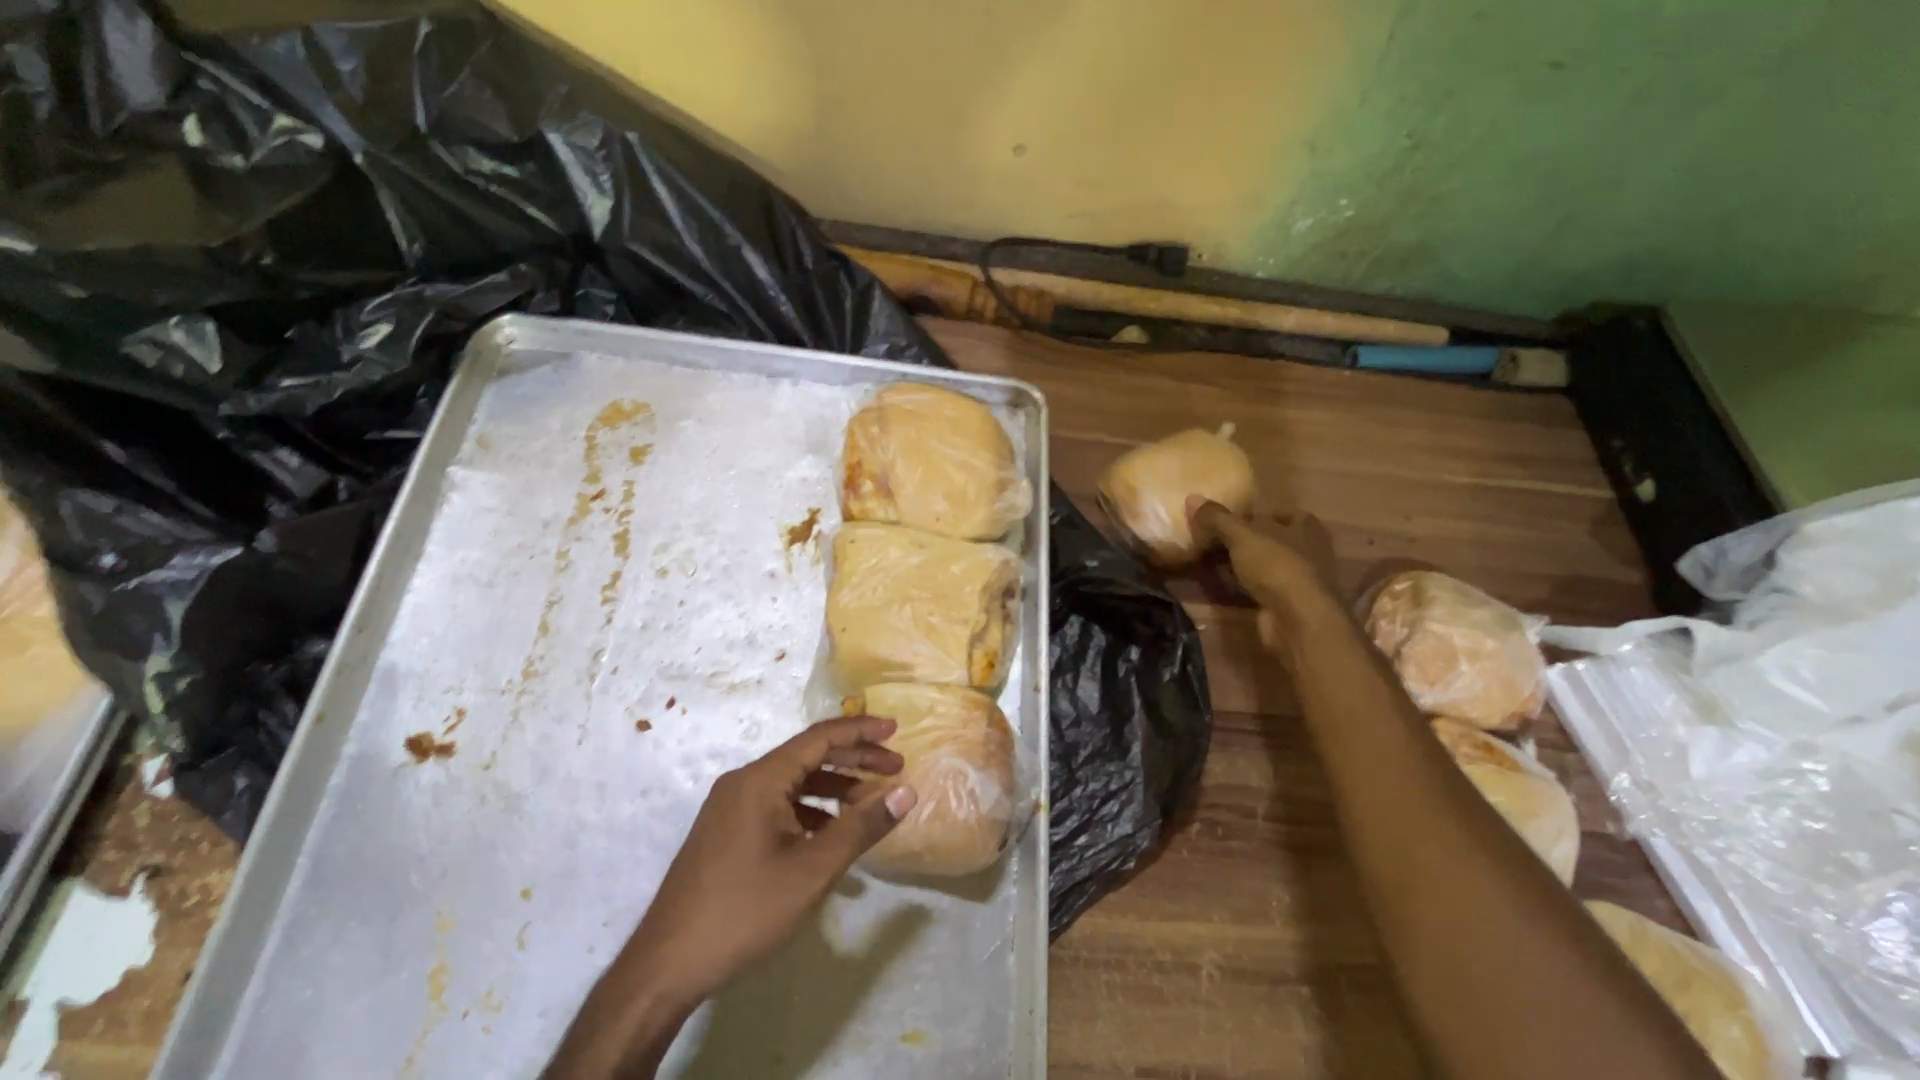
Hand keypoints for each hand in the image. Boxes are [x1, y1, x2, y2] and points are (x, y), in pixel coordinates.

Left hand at [545, 716, 916, 1079]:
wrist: (669, 963)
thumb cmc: (744, 910)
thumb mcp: (812, 870)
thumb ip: (861, 827)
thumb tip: (906, 793)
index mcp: (759, 780)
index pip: (819, 738)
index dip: (861, 732)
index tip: (897, 730)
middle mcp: (743, 784)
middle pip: (807, 757)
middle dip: (854, 760)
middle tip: (896, 769)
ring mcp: (731, 809)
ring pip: (793, 785)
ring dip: (835, 789)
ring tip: (872, 805)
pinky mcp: (728, 834)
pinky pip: (778, 808)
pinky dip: (812, 813)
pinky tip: (834, 839)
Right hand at [1187, 496, 1341, 650]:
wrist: (1298, 621)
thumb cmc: (1276, 565)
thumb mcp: (1241, 535)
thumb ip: (1217, 517)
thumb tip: (1191, 497)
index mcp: (1304, 525)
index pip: (1271, 511)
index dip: (1244, 514)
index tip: (1217, 520)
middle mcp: (1305, 549)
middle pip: (1263, 539)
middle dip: (1234, 541)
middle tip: (1203, 541)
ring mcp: (1296, 579)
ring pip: (1258, 566)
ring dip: (1234, 565)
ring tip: (1202, 562)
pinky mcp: (1285, 604)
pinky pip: (1255, 589)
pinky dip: (1236, 587)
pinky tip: (1214, 586)